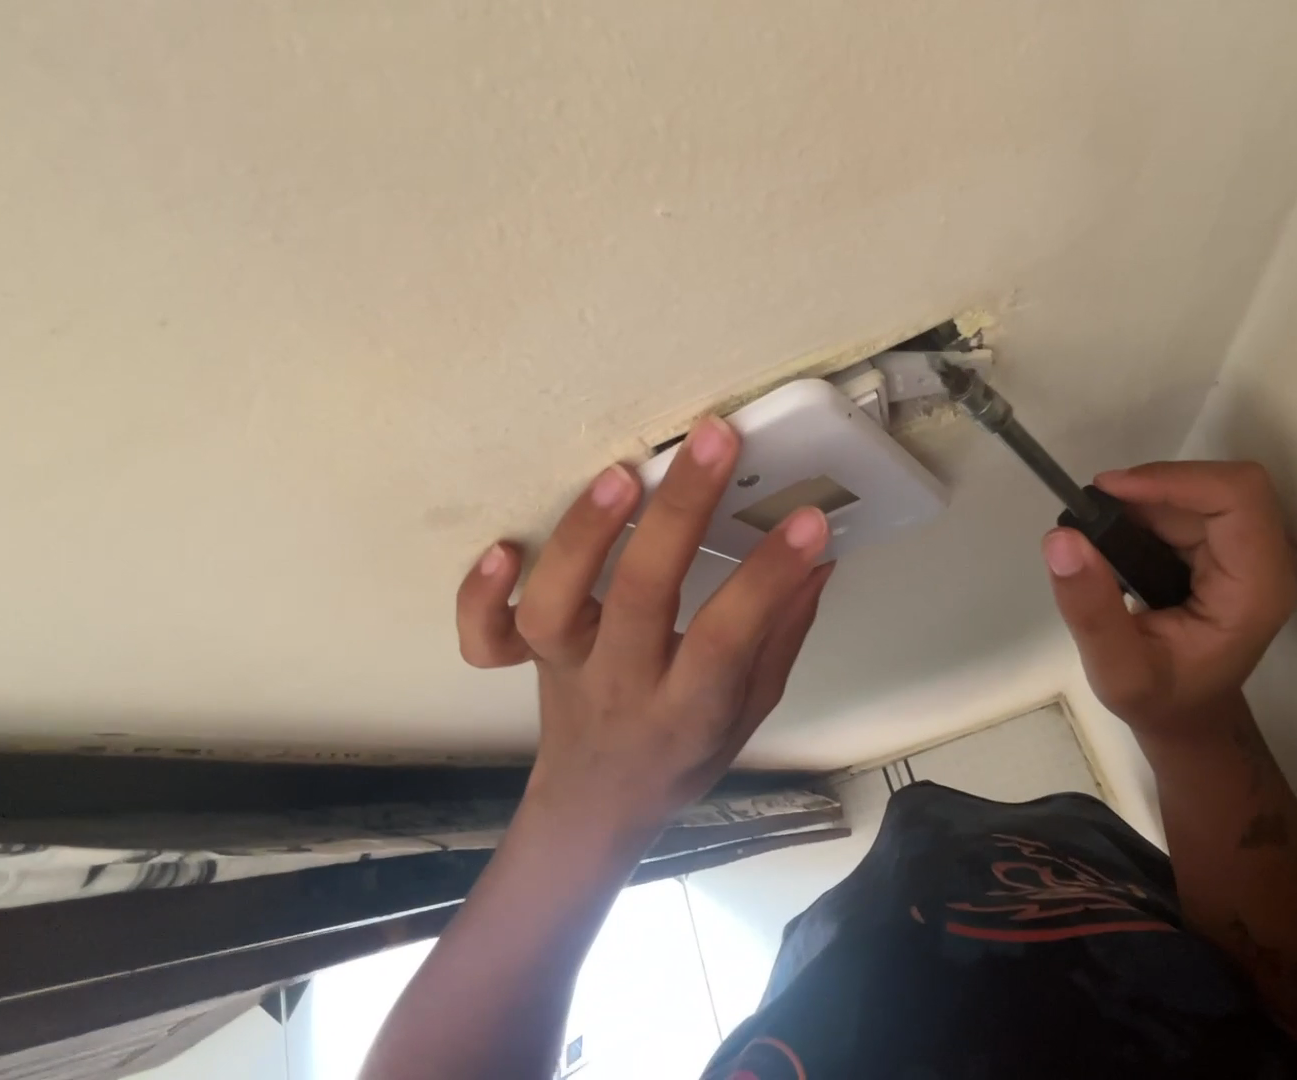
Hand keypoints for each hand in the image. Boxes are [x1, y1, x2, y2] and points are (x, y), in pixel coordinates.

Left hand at [454, 415, 834, 840]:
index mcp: (688, 707)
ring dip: (584, 537)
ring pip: (553, 607)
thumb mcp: (752, 709)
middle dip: (681, 512)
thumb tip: (815, 558)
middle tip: (714, 440)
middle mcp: (622, 683)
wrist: (598, 805)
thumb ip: (781, 635)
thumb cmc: (685, 756)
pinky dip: (480, 596)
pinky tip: (505, 547)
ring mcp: (564, 669)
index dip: (769, 575)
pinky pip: (486, 638)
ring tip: (622, 475)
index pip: (729, 635)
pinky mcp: (525, 661)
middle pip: (641, 596)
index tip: (807, 518)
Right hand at [1043, 461, 1296, 742]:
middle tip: (1092, 516)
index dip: (1173, 480)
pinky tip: (1117, 541)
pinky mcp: (1231, 547)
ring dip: (1145, 502)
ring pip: (1202, 491)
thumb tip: (1062, 539)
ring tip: (1096, 537)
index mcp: (1257, 589)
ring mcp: (1254, 551)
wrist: (1186, 713)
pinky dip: (1148, 510)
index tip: (1108, 492)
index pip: (1237, 497)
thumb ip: (1090, 609)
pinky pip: (1193, 503)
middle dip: (1152, 491)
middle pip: (1219, 486)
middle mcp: (1269, 561)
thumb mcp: (1116, 669)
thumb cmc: (1160, 699)